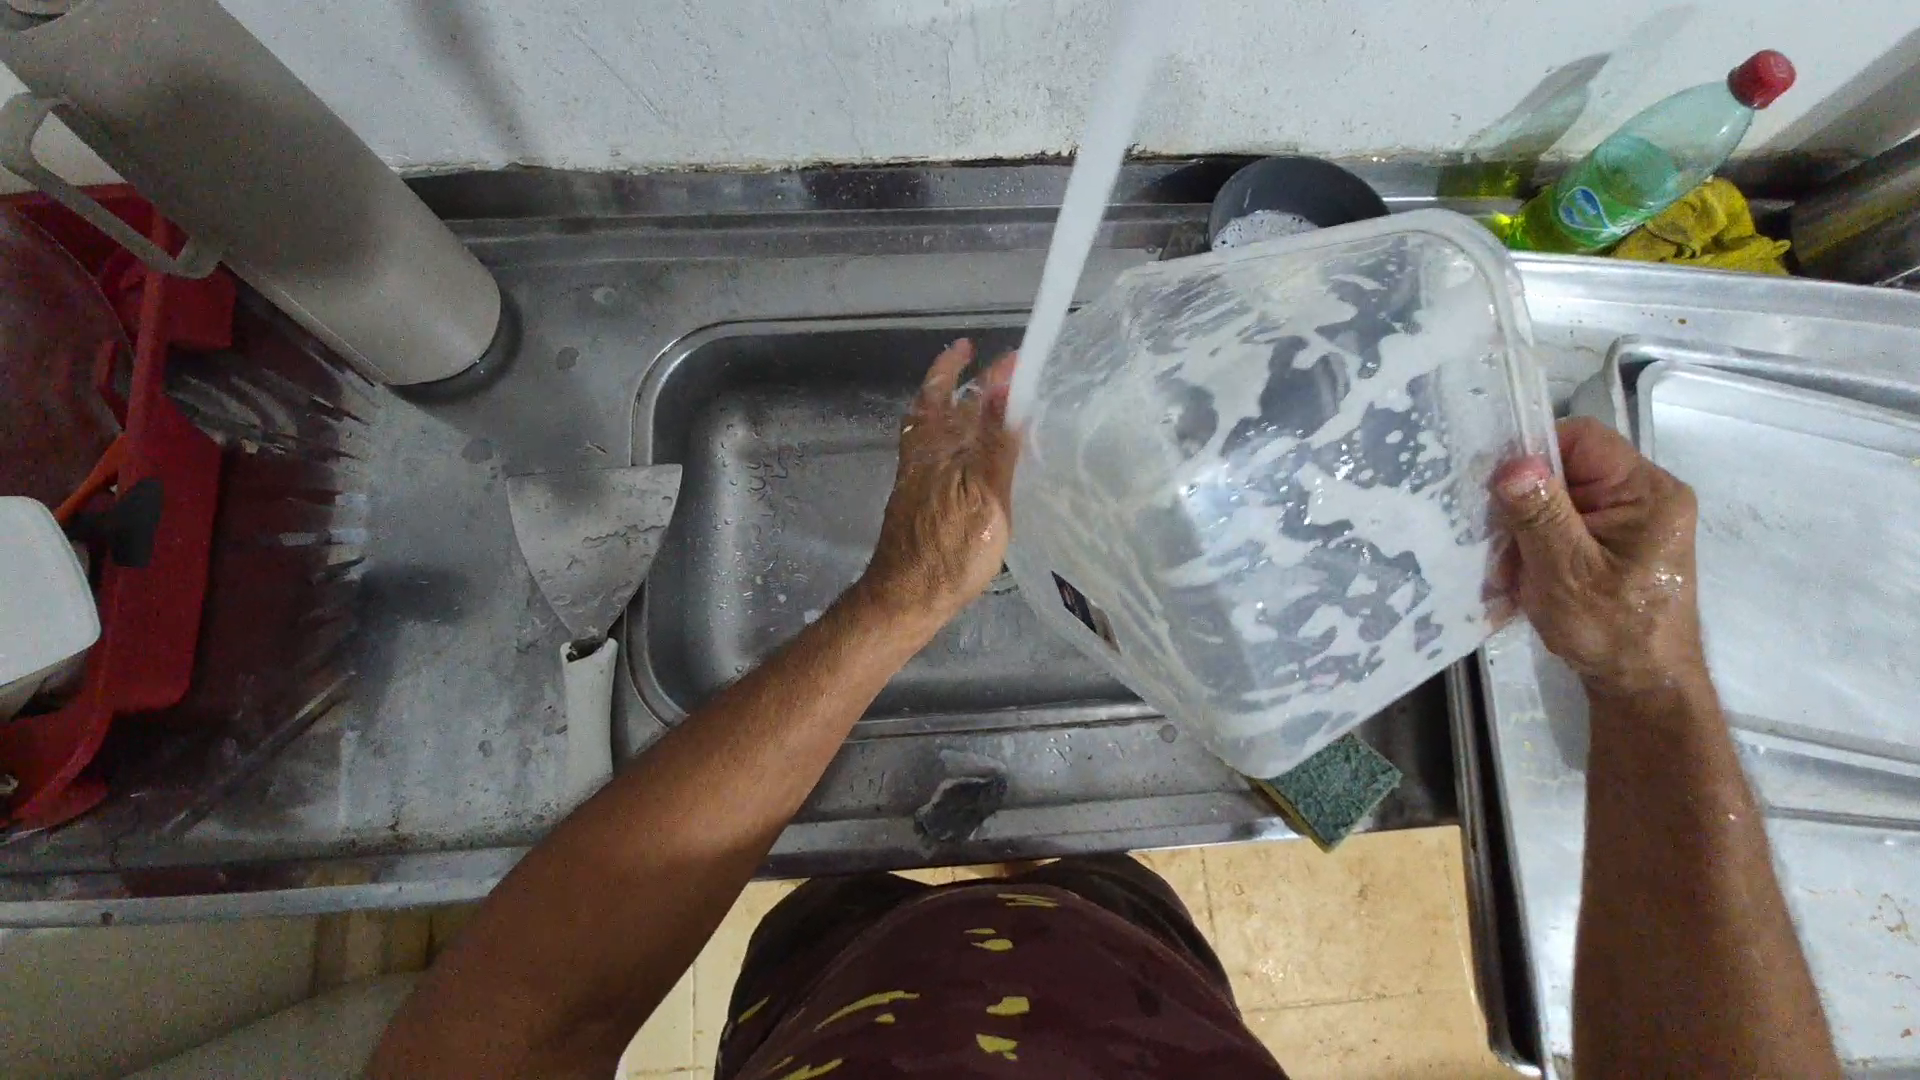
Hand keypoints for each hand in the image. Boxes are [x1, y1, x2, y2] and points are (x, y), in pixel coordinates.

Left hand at [851, 339, 1019, 629]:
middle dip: (958, 379)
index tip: (1018, 357)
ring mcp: (919, 478)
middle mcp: (926, 454)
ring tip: (962, 392)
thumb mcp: (984, 495)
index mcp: (942, 446)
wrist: (906, 597)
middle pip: (939, 405)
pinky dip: (942, 436)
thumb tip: (1001, 383)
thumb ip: (994, 441)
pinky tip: (958, 452)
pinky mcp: (919, 500)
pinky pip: (931, 453)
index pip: (970, 396)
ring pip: (929, 428)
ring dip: (944, 402)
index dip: (993, 375)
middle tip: (976, 358)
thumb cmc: (951, 550)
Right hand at [1492, 417, 1706, 699]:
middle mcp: (1643, 496)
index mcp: (1647, 492)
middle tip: (1504, 546)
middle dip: (1523, 504)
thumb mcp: (1565, 570)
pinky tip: (1524, 574)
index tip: (1497, 490)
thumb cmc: (1610, 628)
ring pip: (1554, 498)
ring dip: (1524, 531)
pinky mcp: (1610, 540)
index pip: (1582, 439)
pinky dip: (1534, 545)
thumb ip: (1540, 515)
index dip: (1533, 454)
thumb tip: (1513, 463)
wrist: (1640, 682)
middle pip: (1565, 468)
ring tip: (1515, 569)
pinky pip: (1560, 523)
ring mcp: (1627, 519)